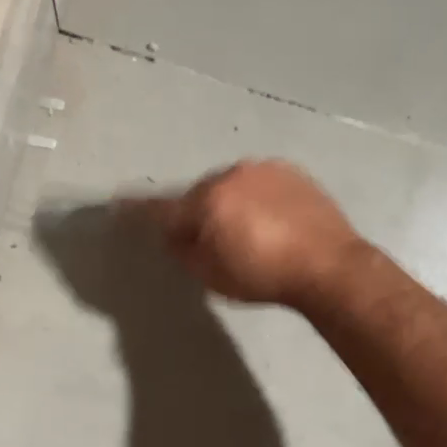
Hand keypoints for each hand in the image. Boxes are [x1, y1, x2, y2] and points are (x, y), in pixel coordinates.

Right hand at [126, 159, 370, 306]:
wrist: (328, 265)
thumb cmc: (262, 276)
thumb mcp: (210, 275)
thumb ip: (183, 251)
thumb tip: (172, 235)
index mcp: (206, 201)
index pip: (161, 207)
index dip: (137, 209)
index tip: (117, 205)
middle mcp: (230, 175)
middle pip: (198, 194)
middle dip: (195, 212)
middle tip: (200, 239)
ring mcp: (263, 169)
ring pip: (228, 186)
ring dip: (226, 204)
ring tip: (239, 232)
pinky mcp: (290, 172)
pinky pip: (256, 183)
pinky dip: (252, 199)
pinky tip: (265, 221)